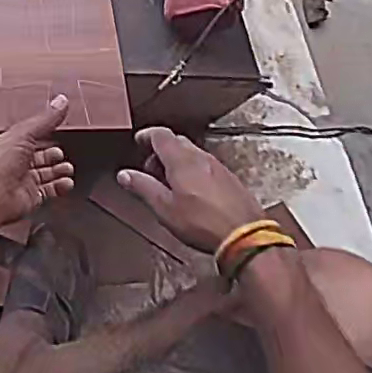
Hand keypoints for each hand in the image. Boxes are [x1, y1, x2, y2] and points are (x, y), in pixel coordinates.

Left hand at [0, 95, 76, 225]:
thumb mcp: (23, 134)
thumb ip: (45, 120)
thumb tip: (60, 102)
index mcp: (9, 143)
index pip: (29, 136)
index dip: (44, 134)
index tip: (58, 130)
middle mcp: (15, 162)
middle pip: (39, 156)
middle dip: (53, 154)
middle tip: (60, 152)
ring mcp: (22, 180)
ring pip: (46, 174)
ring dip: (59, 171)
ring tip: (67, 168)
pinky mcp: (29, 197)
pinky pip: (49, 191)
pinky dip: (60, 187)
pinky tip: (66, 183)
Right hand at [116, 127, 266, 253]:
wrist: (246, 238)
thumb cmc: (205, 223)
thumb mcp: (164, 207)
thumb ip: (143, 187)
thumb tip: (125, 175)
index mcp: (182, 160)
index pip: (161, 135)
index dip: (147, 136)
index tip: (139, 141)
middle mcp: (202, 158)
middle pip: (177, 142)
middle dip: (160, 151)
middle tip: (150, 169)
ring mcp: (219, 168)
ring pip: (193, 154)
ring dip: (177, 162)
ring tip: (169, 184)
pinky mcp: (230, 180)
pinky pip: (207, 167)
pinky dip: (193, 171)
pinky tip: (191, 192)